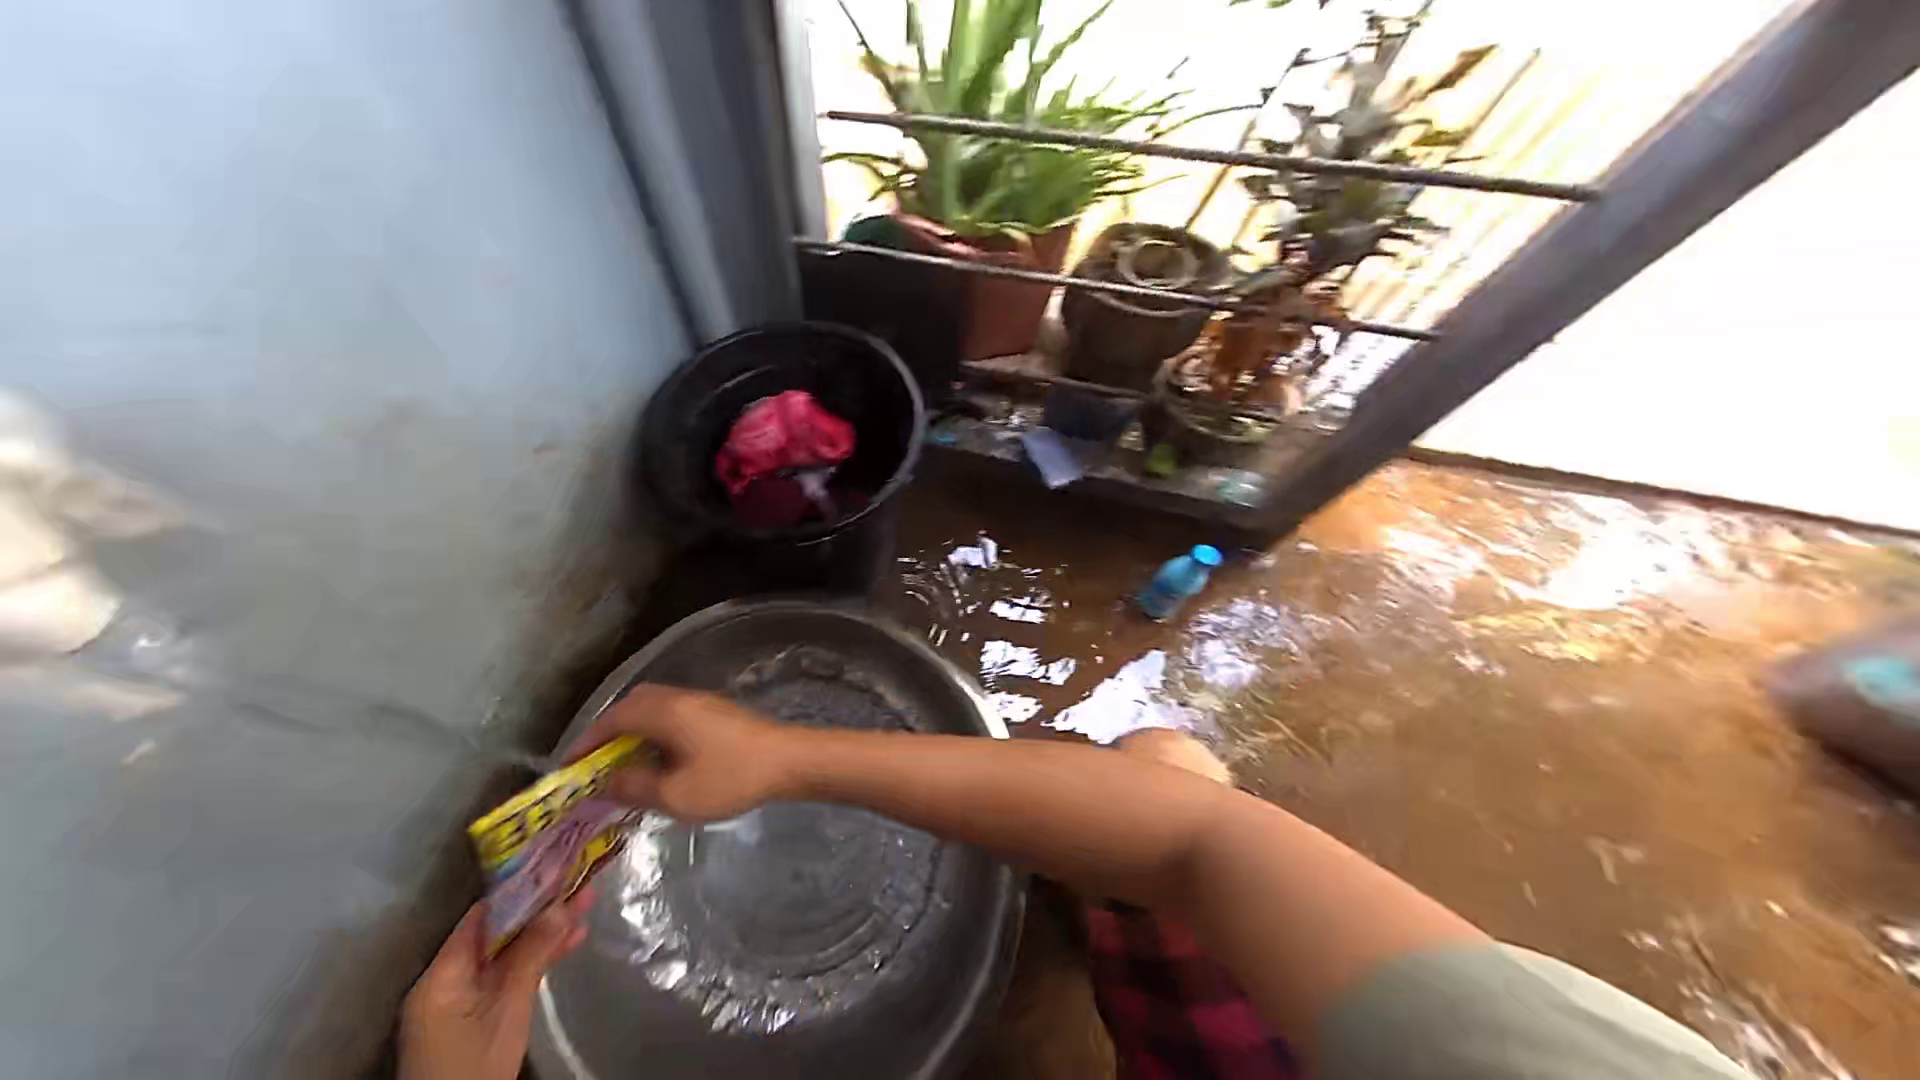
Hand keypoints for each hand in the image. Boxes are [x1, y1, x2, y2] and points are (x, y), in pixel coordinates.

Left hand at [397, 890, 590, 1079]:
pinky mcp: (481, 1010)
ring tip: (588, 899)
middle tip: (579, 877)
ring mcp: (465, 996)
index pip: (482, 916)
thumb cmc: (474, 1063)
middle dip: (541, 905)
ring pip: (510, 949)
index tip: (554, 864)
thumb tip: (561, 902)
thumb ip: (532, 952)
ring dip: (548, 928)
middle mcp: (449, 978)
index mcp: (443, 973)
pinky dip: (540, 955)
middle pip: (499, 930)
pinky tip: (574, 937)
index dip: (518, 888)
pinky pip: (511, 971)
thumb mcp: (508, 1006)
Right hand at [563, 683, 803, 821]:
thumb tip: (607, 781)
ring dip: (635, 732)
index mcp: (666, 712)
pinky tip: (662, 762)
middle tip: (596, 764)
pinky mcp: (719, 713)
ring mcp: (704, 703)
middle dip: (609, 732)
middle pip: (634, 704)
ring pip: (657, 708)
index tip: (569, 767)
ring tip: (626, 767)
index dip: (587, 741)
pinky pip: (675, 715)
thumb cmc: (731, 777)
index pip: (613, 718)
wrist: (789, 761)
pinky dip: (657, 733)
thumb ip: (635, 787)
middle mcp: (682, 699)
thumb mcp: (676, 794)